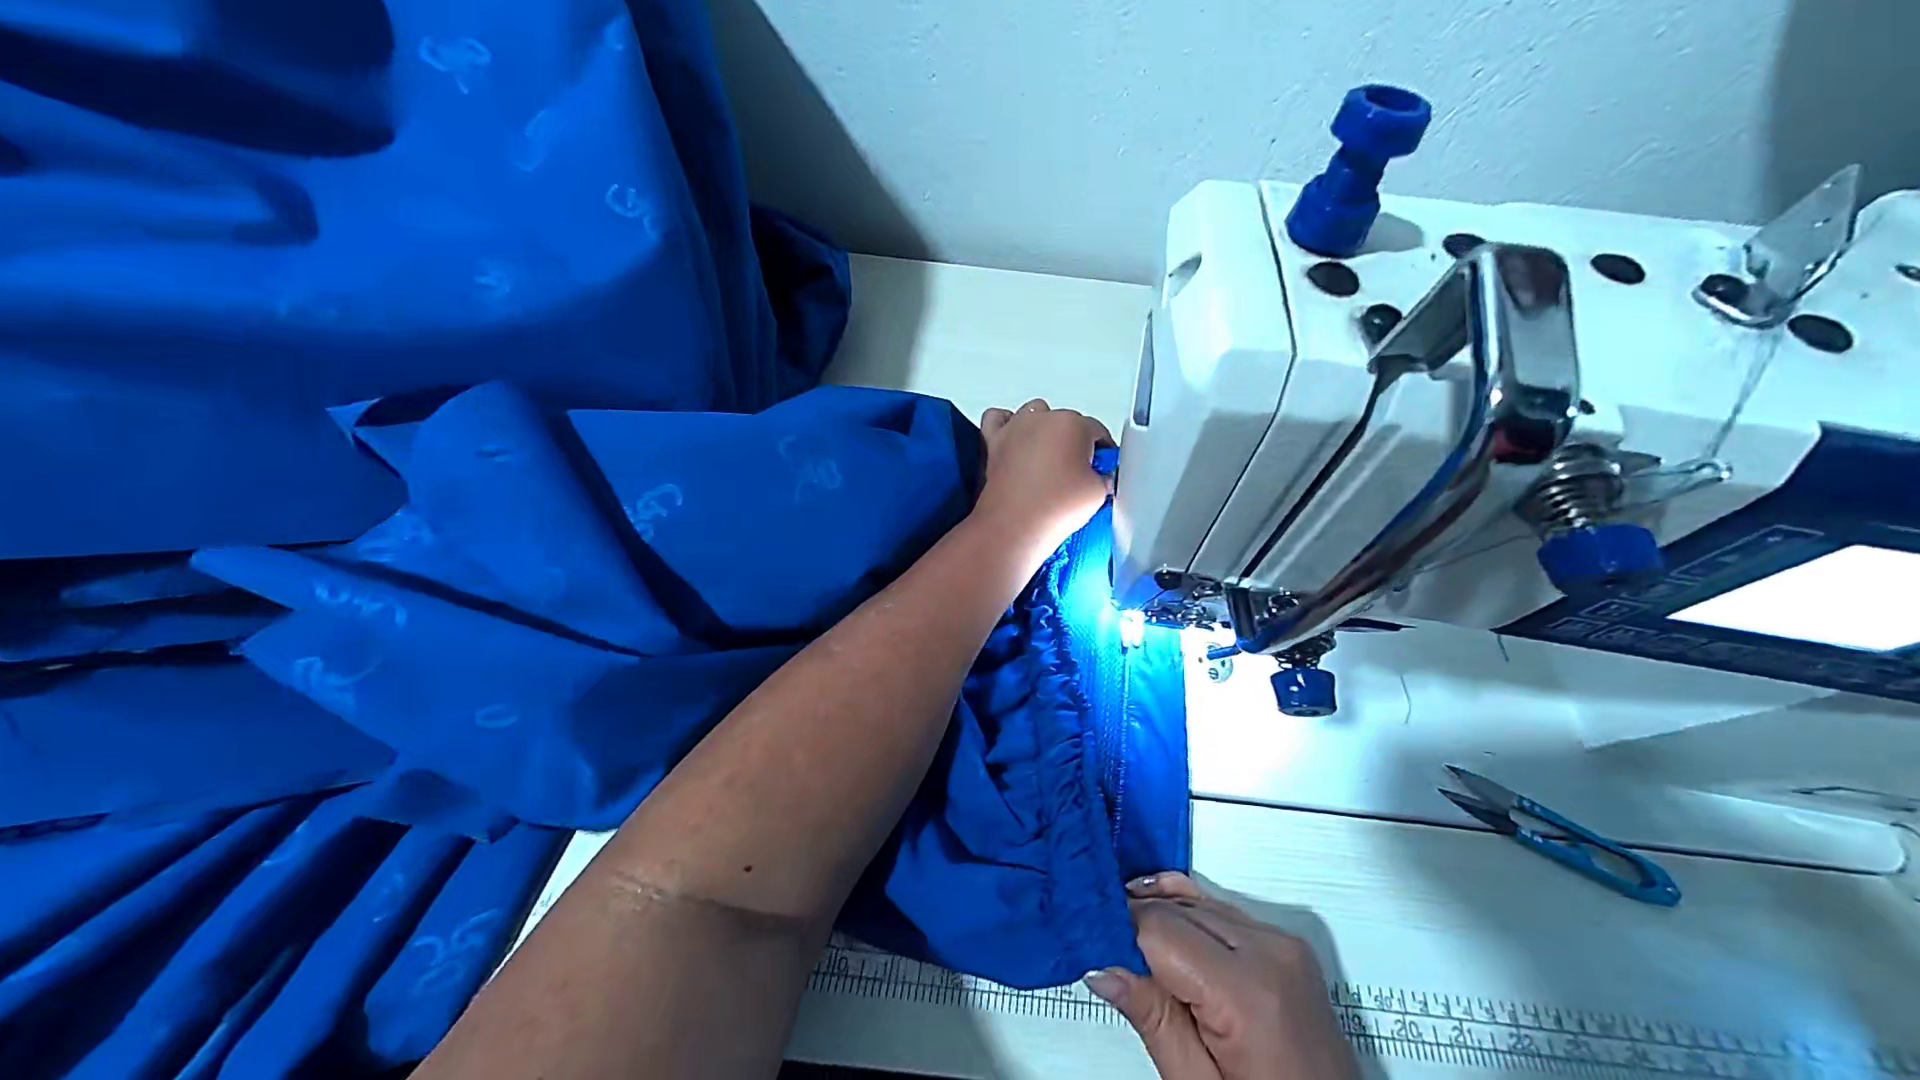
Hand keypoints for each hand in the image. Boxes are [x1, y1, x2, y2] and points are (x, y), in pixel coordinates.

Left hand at [972, 399, 1113, 567]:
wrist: (1014, 525)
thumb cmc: (1051, 507)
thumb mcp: (1097, 492)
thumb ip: (1103, 477)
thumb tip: (1098, 479)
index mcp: (1073, 424)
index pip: (1097, 430)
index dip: (1103, 450)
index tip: (1102, 464)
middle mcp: (1042, 419)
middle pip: (1066, 421)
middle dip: (1075, 442)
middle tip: (1078, 470)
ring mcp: (1015, 428)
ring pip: (1035, 414)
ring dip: (1045, 429)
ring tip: (1050, 456)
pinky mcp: (993, 443)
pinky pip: (997, 419)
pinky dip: (1006, 425)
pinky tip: (1015, 439)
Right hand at [1084, 872, 1359, 1079]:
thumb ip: (1153, 1019)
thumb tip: (1102, 967)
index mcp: (1250, 992)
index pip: (1159, 929)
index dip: (1118, 931)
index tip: (1090, 943)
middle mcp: (1271, 952)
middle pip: (1176, 909)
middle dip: (1133, 920)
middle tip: (1097, 940)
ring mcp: (1282, 942)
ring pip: (1196, 900)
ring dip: (1157, 912)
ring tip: (1121, 932)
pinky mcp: (1285, 942)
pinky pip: (1221, 908)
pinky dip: (1187, 910)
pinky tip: (1159, 913)